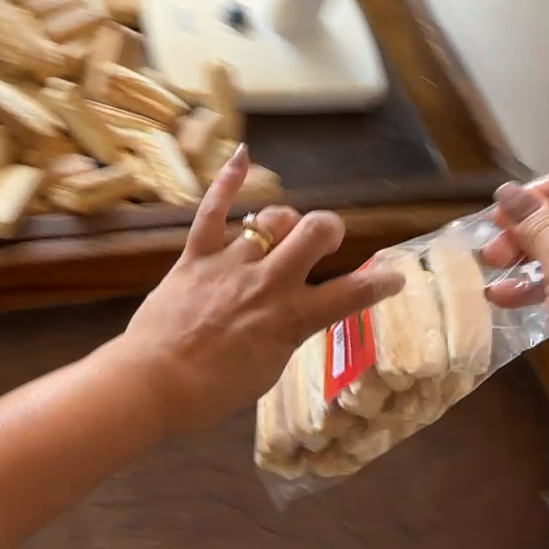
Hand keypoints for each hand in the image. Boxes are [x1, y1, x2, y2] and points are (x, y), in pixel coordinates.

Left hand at [113, 146, 405, 435]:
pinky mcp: (195, 257)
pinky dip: (227, 182)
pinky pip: (213, 212)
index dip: (379, 284)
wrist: (154, 382)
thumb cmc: (211, 392)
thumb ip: (286, 337)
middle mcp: (268, 284)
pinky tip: (242, 156)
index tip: (394, 277)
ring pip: (272, 220)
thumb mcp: (266, 372)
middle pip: (315, 233)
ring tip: (281, 230)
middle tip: (322, 241)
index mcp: (291, 320)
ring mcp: (231, 265)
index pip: (350, 295)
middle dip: (328, 229)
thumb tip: (293, 318)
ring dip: (285, 221)